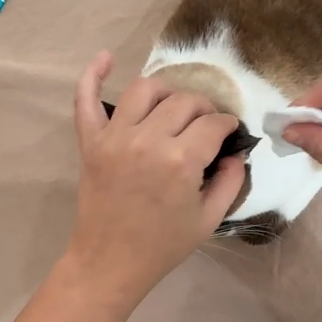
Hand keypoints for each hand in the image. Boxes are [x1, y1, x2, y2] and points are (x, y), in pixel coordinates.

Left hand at [62, 51, 246, 302]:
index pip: (213, 124)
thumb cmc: (162, 246)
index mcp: (181, 161)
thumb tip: (236, 154)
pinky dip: (93, 75)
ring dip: (166, 92)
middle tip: (206, 127)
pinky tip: (105, 58)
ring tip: (174, 106)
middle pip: (184, 102)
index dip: (227, 126)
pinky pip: (86, 100)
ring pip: (144, 89)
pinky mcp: (90, 142)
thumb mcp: (209, 219)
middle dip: (203, 110)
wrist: (110, 263)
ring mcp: (115, 138)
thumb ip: (230, 182)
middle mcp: (148, 140)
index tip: (229, 134)